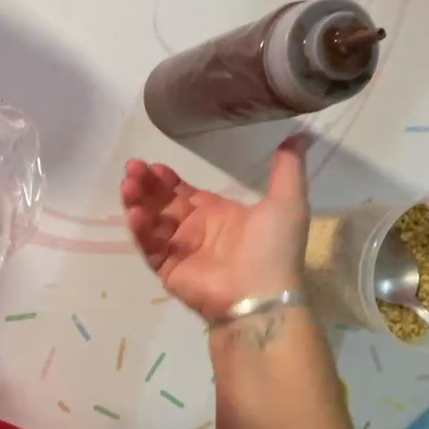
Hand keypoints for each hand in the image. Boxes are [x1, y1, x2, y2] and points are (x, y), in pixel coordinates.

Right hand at [120, 135, 311, 319]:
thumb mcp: (287, 201)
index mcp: (218, 214)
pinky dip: (141, 230)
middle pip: (163, 203)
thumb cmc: (273, 248)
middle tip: (132, 168)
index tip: (154, 165)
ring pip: (152, 221)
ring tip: (128, 186)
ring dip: (138, 202)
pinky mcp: (168, 269)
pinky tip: (135, 213)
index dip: (167, 179)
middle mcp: (196, 230)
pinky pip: (150, 246)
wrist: (261, 294)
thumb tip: (300, 134)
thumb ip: (287, 168)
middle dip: (146, 185)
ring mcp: (180, 250)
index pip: (184, 192)